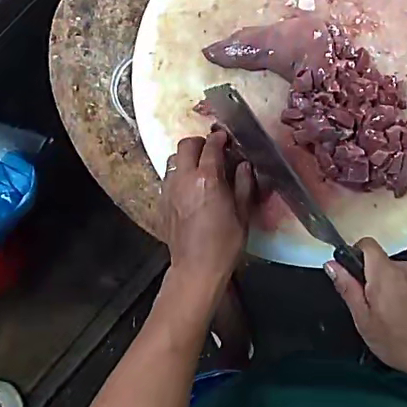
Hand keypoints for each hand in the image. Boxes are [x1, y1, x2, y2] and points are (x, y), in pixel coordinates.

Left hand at [161, 131, 254, 285]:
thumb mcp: (242, 212)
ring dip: (187, 158)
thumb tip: (244, 165)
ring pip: (174, 160)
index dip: (219, 138)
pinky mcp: (161, 202)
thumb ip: (243, 184)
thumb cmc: (225, 243)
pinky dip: (180, 175)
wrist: (196, 268)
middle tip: (213, 151)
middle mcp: (184, 179)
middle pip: (186, 145)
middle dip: (200, 143)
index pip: (211, 146)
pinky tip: (191, 188)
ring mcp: (169, 190)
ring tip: (201, 168)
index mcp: (207, 179)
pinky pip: (168, 178)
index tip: (226, 138)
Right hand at [327, 239, 406, 386]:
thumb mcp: (363, 318)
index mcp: (385, 272)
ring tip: (384, 316)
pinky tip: (398, 318)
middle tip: (366, 306)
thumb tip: (333, 267)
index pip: (366, 244)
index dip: (353, 255)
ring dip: (383, 288)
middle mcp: (403, 269)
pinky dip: (396, 295)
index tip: (348, 273)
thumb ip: (347, 287)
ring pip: (390, 273)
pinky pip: (403, 282)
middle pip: (377, 261)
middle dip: (368, 279)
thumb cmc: (402, 342)